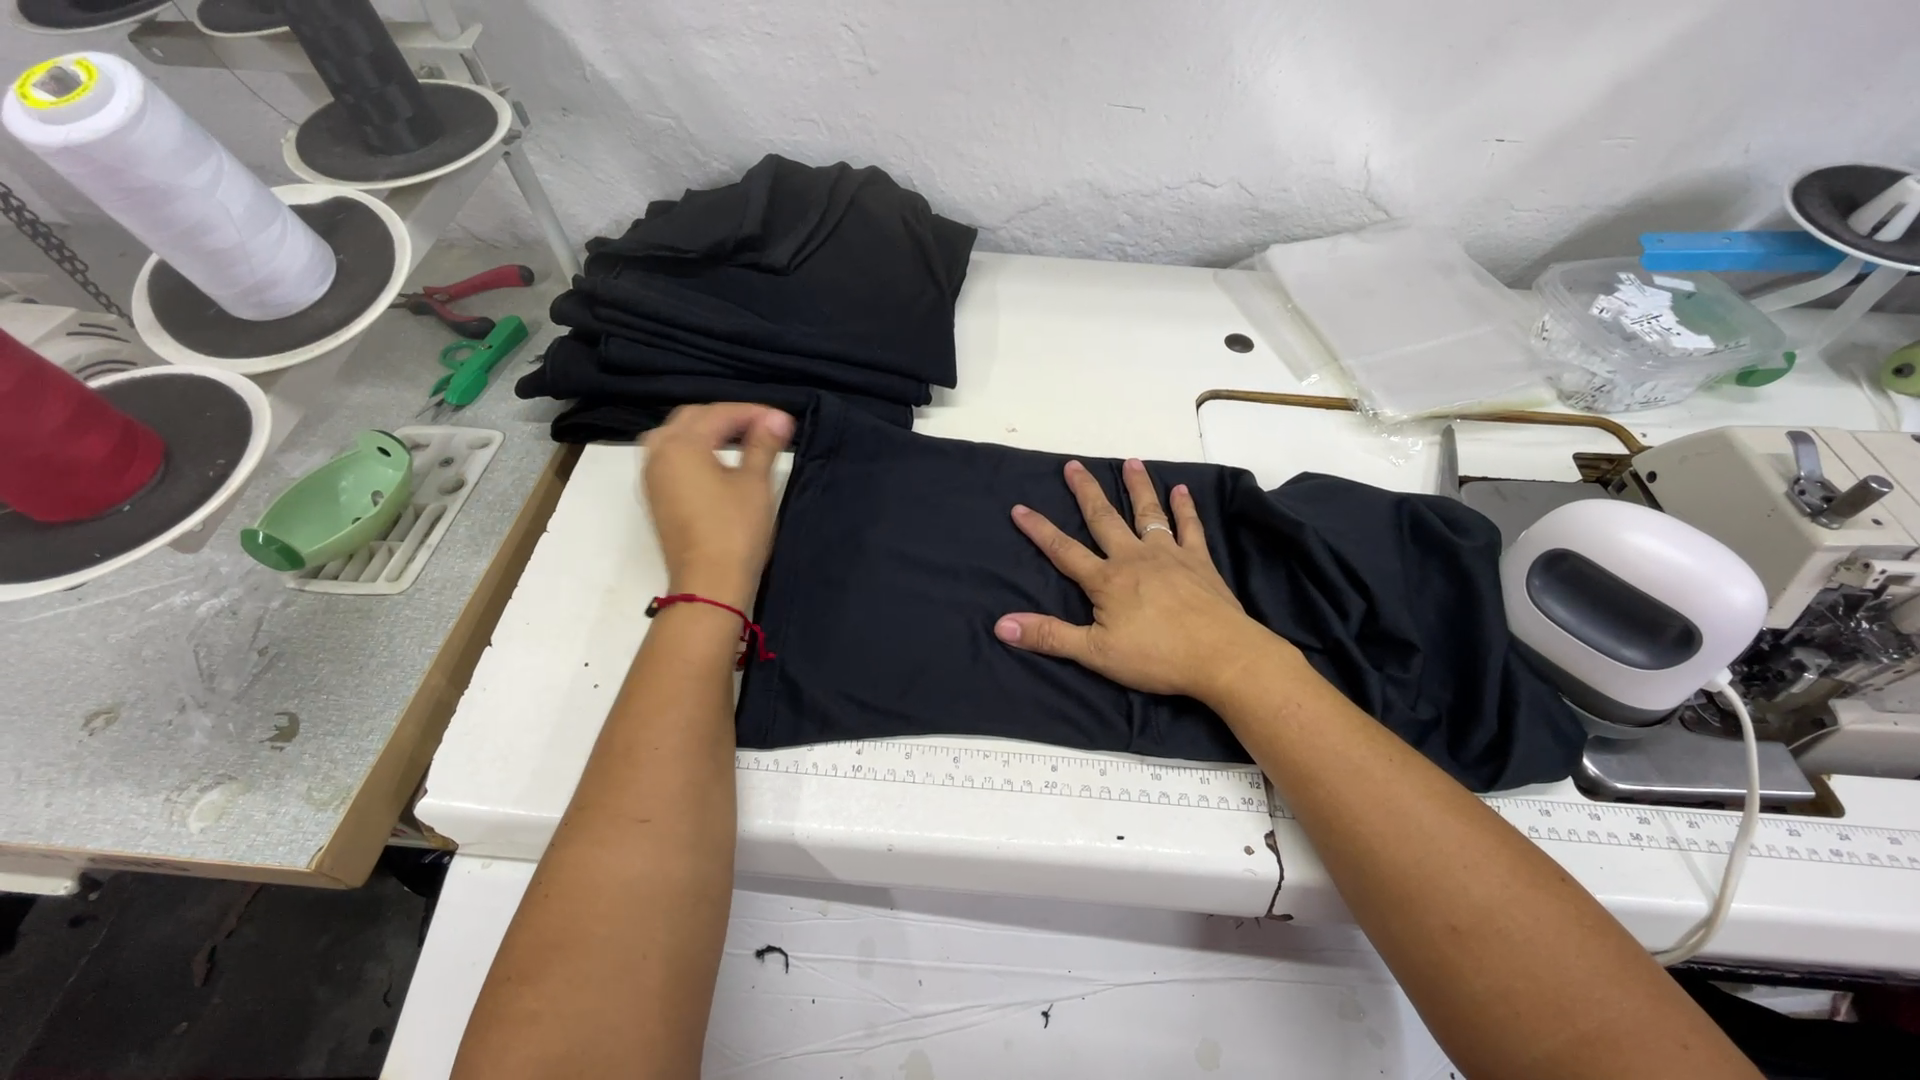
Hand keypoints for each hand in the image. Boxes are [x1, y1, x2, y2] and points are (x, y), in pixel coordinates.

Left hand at [641, 404, 793, 609]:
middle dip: (726, 417)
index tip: (782, 421)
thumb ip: (763, 445)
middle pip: (690, 419)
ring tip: (736, 439)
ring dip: (703, 431)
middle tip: (761, 427)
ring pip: (674, 437)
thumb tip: (778, 419)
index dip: (753, 413)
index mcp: (681, 445)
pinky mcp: (655, 499)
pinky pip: (669, 459)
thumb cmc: (735, 531)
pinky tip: (714, 462)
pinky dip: (691, 451)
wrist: (709, 584)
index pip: (719, 414)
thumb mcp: (754, 483)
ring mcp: (651, 478)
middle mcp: (658, 454)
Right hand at [994, 459, 1295, 701]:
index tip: (1019, 508)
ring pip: (1148, 513)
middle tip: (1073, 465)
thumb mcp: (1095, 653)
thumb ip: (1050, 636)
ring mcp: (1169, 556)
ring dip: (1137, 487)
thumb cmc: (1157, 657)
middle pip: (1104, 518)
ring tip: (1130, 462)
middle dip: (1085, 491)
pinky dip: (1185, 508)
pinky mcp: (1200, 562)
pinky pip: (1190, 527)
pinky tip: (1181, 490)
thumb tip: (1002, 625)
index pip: (1063, 550)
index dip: (1039, 530)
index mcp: (1106, 580)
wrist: (1222, 655)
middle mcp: (1134, 558)